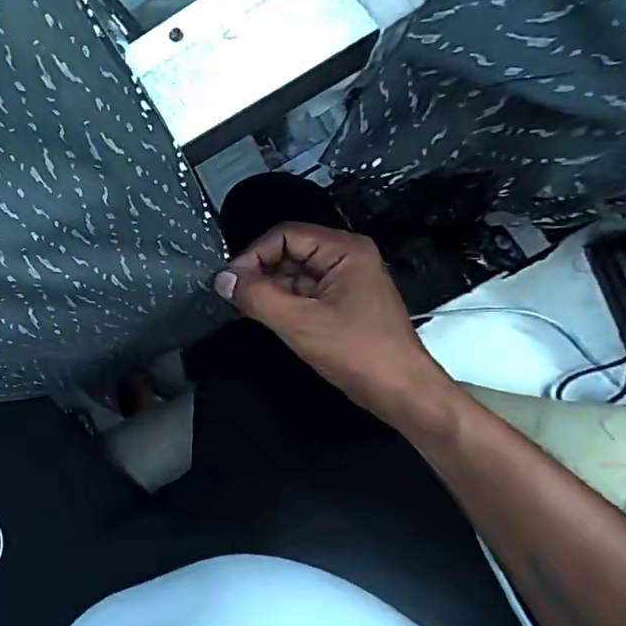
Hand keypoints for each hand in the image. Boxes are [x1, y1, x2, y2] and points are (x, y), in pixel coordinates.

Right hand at [213, 223, 453, 422]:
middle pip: (292, 253)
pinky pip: (309, 295)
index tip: (230, 281)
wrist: (401, 390)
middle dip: (261, 273)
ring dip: (272, 290)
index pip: (287, 235)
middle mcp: (349, 259)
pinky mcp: (346, 306)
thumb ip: (258, 297)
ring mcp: (349, 283)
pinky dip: (287, 305)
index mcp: (346, 250)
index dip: (254, 254)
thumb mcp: (300, 323)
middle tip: (234, 297)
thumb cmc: (359, 353)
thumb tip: (224, 279)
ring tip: (247, 310)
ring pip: (298, 276)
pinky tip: (269, 319)